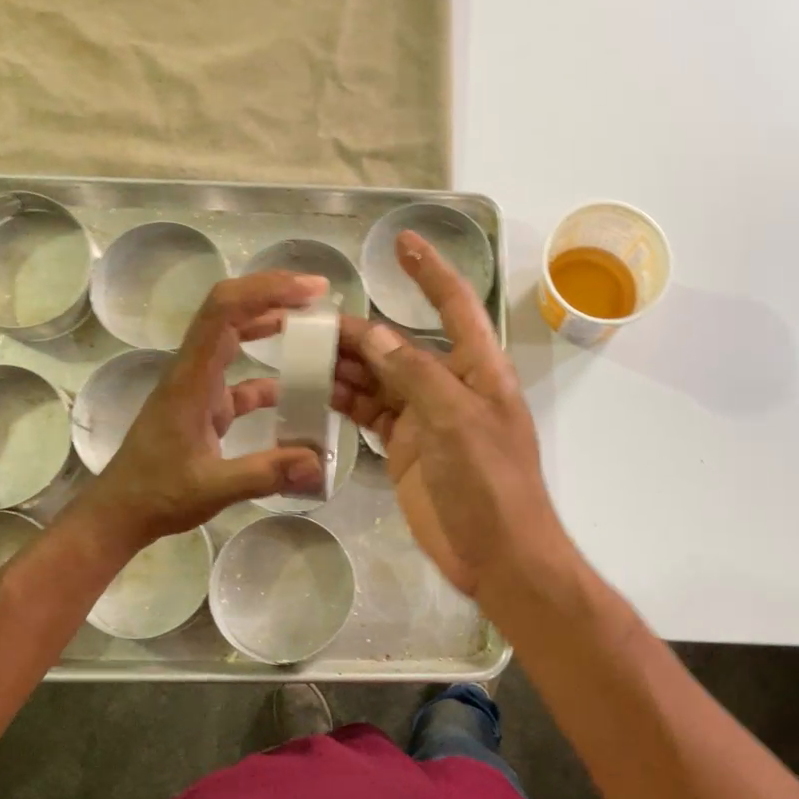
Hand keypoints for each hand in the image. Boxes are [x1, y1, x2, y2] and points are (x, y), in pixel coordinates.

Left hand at [85, 272, 327, 541]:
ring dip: (270, 324)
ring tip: (313, 325)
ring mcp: (198, 388)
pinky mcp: (204, 408)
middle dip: (273, 295)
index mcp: (191, 379)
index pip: (224, 312)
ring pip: (234, 339)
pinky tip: (297, 391)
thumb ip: (264, 473)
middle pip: (229, 312)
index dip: (265, 290)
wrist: (120, 513)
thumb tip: (319, 461)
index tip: (309, 290)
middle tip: (320, 297)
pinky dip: (269, 376)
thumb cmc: (157, 495)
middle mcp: (193, 372)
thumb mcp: (212, 489)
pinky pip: (241, 379)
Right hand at [333, 231, 568, 595]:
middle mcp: (451, 387)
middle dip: (361, 330)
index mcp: (478, 370)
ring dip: (346, 365)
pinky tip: (314, 391)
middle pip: (402, 345)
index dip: (430, 273)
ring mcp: (426, 420)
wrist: (498, 556)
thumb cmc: (490, 483)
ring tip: (301, 352)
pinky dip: (345, 401)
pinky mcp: (405, 450)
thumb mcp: (457, 421)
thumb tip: (376, 336)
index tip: (403, 242)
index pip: (455, 307)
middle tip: (309, 321)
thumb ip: (416, 375)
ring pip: (380, 379)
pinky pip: (371, 414)